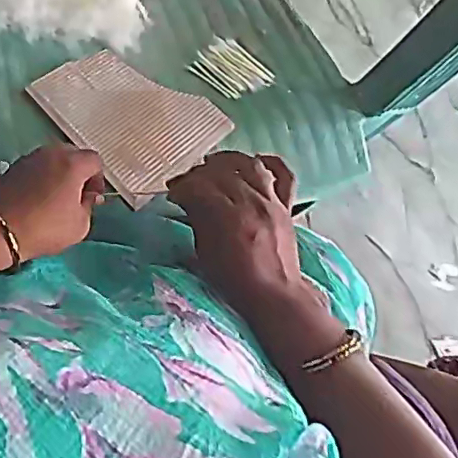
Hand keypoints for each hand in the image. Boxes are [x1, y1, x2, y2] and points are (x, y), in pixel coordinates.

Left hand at [0, 146, 105, 260]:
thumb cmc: (45, 228)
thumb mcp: (80, 225)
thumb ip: (89, 205)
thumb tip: (87, 196)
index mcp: (72, 163)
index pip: (95, 160)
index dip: (98, 179)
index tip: (92, 197)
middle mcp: (51, 153)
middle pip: (73, 154)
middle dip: (79, 172)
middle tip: (76, 195)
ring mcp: (30, 157)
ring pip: (53, 158)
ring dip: (59, 172)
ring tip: (55, 197)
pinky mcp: (13, 165)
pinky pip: (36, 166)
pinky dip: (42, 175)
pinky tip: (37, 196)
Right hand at [167, 152, 303, 307]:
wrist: (273, 296)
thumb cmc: (234, 280)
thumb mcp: (204, 252)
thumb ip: (198, 221)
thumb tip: (188, 201)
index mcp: (226, 216)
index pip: (198, 186)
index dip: (181, 186)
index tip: (172, 193)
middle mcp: (250, 203)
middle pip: (220, 172)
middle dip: (198, 173)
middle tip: (187, 182)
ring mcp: (271, 202)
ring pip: (249, 165)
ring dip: (228, 161)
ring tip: (214, 166)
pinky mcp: (285, 207)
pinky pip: (284, 176)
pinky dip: (270, 164)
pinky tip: (256, 162)